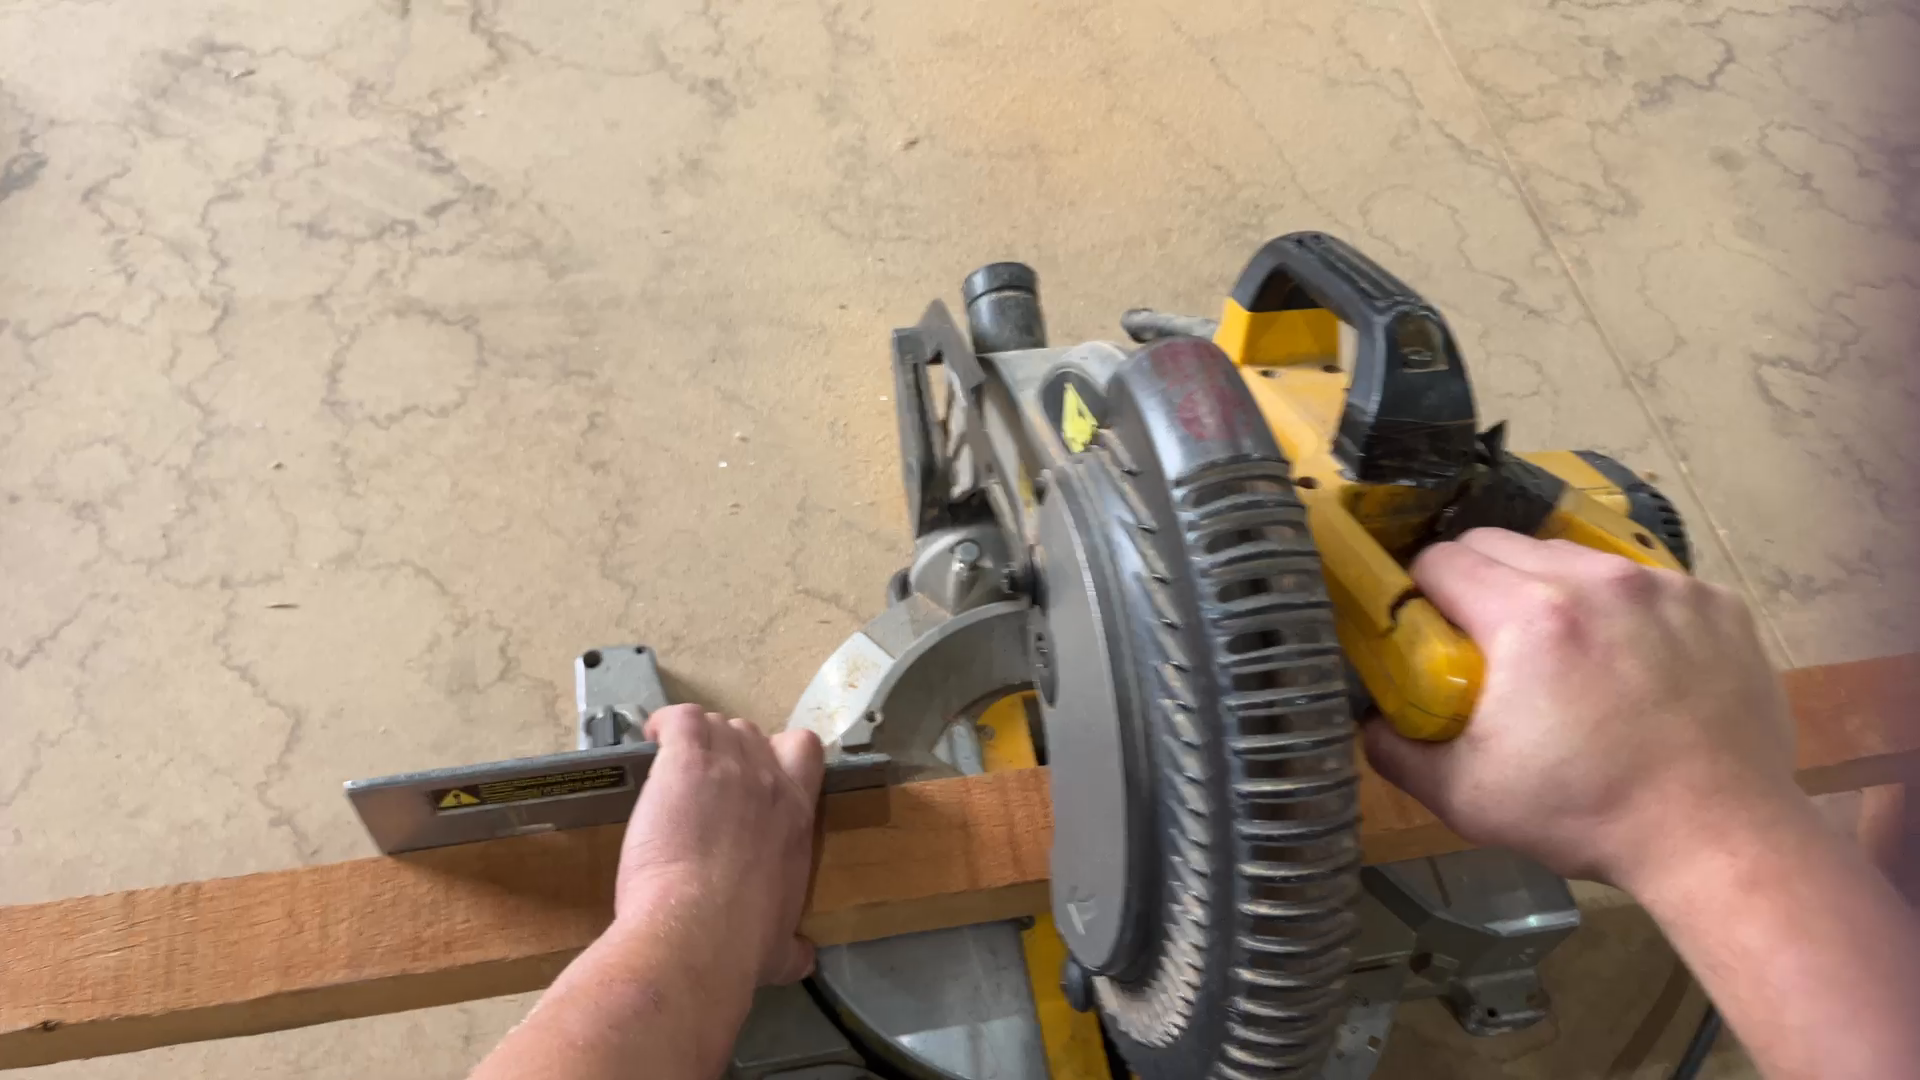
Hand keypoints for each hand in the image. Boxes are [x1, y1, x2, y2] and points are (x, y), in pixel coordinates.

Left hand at [616, 705, 824, 984]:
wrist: (698, 931)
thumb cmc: (742, 941)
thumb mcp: (778, 946)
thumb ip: (791, 945)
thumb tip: (804, 960)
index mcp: (795, 814)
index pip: (805, 751)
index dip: (781, 750)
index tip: (758, 769)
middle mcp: (769, 780)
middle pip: (752, 733)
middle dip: (730, 748)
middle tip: (705, 777)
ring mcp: (730, 766)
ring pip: (717, 723)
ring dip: (697, 738)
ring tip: (672, 762)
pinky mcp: (687, 761)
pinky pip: (681, 719)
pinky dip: (666, 723)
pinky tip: (652, 736)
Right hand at [1364, 528, 1798, 887]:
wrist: (1725, 845)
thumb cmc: (1582, 813)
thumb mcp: (1458, 794)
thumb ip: (1390, 748)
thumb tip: (1364, 716)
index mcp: (1527, 618)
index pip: (1439, 559)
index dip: (1418, 591)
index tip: (1426, 629)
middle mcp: (1595, 582)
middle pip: (1493, 542)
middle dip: (1468, 578)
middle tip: (1475, 634)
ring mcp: (1663, 586)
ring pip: (1560, 550)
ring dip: (1534, 582)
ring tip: (1547, 640)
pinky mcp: (1712, 600)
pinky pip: (1628, 573)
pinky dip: (1605, 598)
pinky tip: (1615, 649)